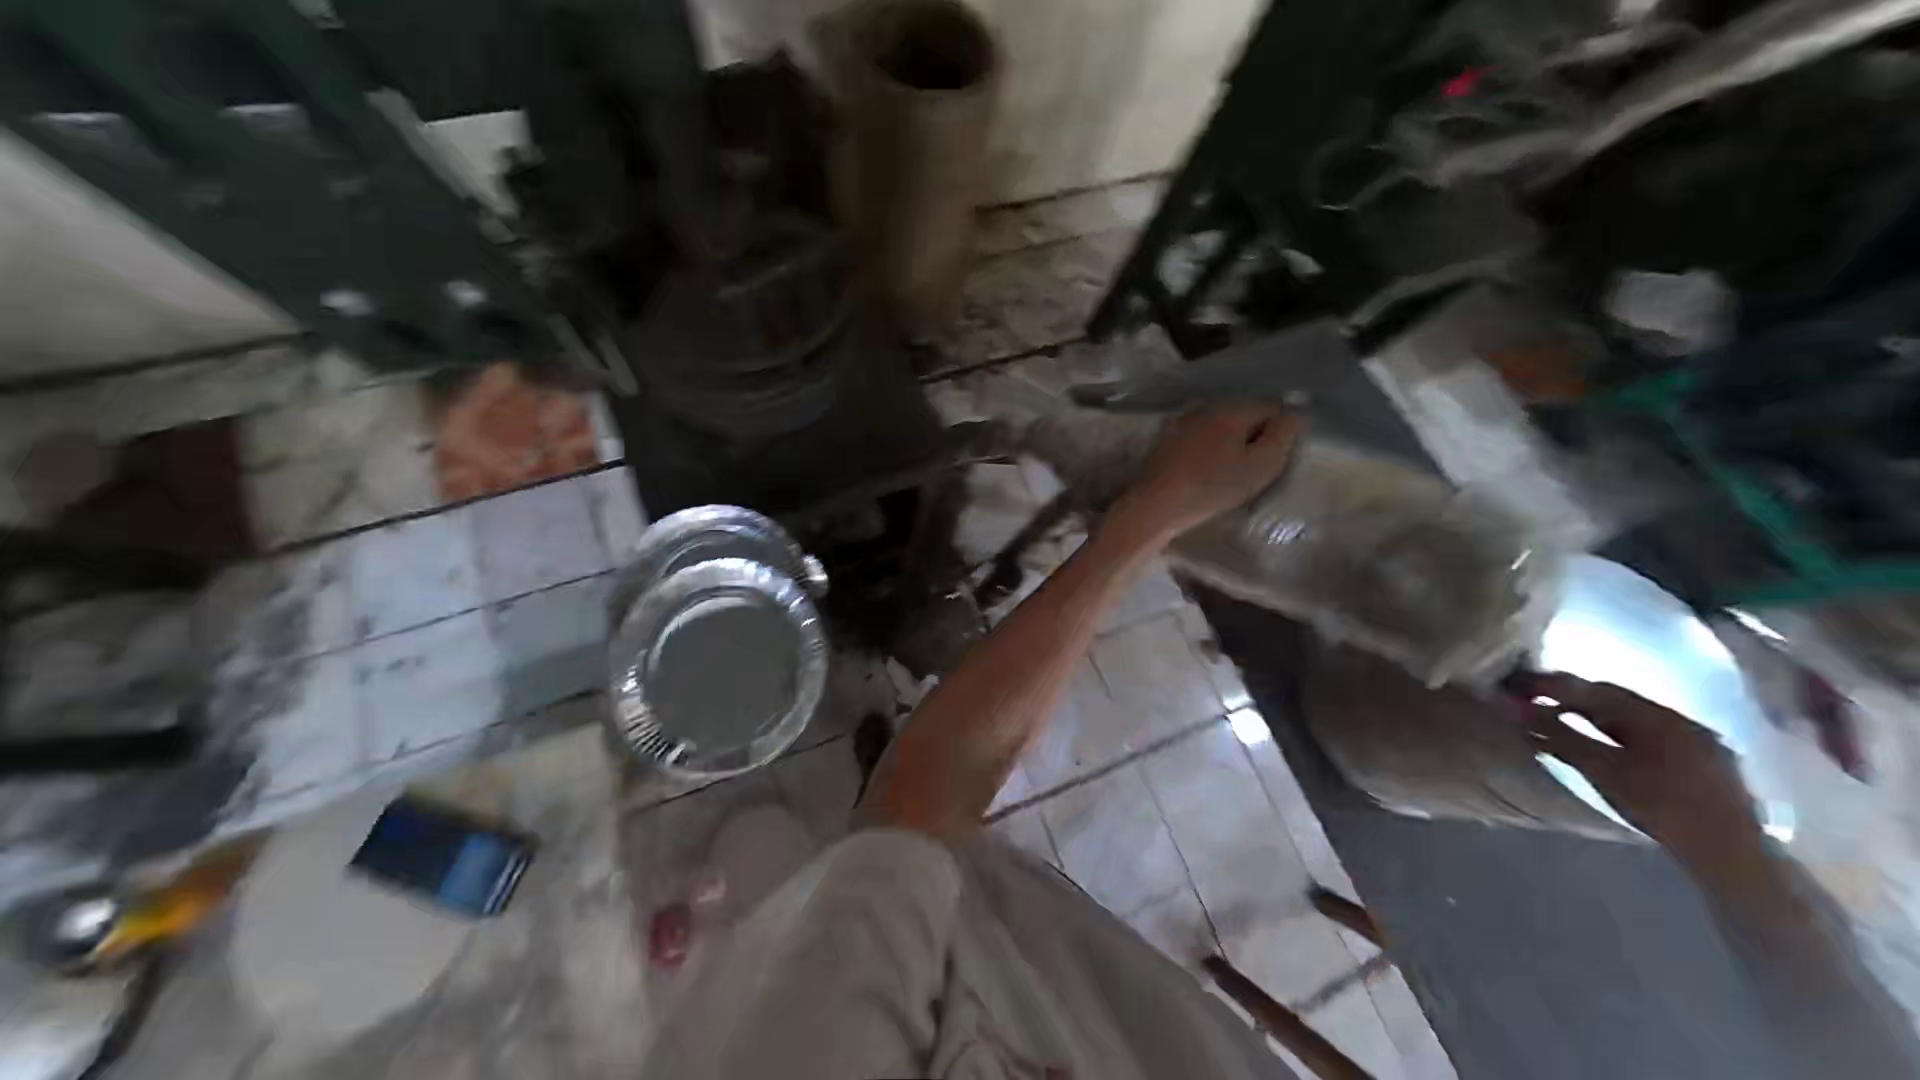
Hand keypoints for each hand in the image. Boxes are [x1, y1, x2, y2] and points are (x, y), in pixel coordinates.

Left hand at [1110, 404, 1302, 541]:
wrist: (1155, 505)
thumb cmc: (1212, 487)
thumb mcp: (1261, 464)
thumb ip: (1283, 435)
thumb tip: (1295, 415)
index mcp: (1232, 408)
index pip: (1272, 408)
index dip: (1279, 434)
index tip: (1272, 462)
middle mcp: (1206, 406)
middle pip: (1245, 415)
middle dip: (1253, 437)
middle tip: (1250, 471)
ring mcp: (1183, 421)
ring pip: (1220, 427)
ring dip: (1229, 445)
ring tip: (1227, 476)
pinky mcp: (1166, 440)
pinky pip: (1199, 440)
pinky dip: (1207, 452)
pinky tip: (1204, 474)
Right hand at [1515, 672, 1761, 854]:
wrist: (1732, 855)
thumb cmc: (1660, 805)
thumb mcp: (1600, 769)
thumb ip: (1556, 734)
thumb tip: (1515, 708)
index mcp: (1654, 714)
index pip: (1589, 688)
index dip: (1548, 685)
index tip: (1513, 688)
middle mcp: (1678, 718)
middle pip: (1611, 699)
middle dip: (1569, 699)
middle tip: (1531, 705)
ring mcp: (1697, 740)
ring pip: (1630, 717)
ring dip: (1592, 717)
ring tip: (1560, 724)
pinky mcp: (1705, 761)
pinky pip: (1648, 734)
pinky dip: (1616, 733)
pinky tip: (1603, 745)